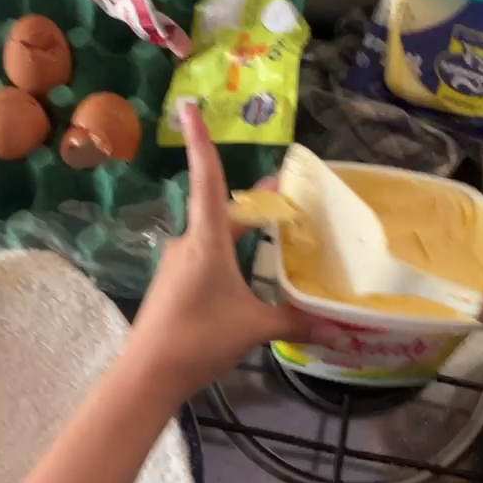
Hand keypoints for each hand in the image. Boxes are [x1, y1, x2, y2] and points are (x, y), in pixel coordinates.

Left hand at [123, 103, 330, 395]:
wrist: (147, 375)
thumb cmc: (198, 339)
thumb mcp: (253, 328)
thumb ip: (294, 321)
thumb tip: (336, 326)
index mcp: (206, 240)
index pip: (207, 179)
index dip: (201, 141)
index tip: (189, 107)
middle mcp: (188, 243)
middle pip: (221, 211)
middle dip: (252, 203)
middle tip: (284, 195)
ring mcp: (177, 265)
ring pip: (214, 238)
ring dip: (240, 235)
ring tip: (273, 237)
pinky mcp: (173, 285)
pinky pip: (206, 260)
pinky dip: (228, 258)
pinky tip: (246, 278)